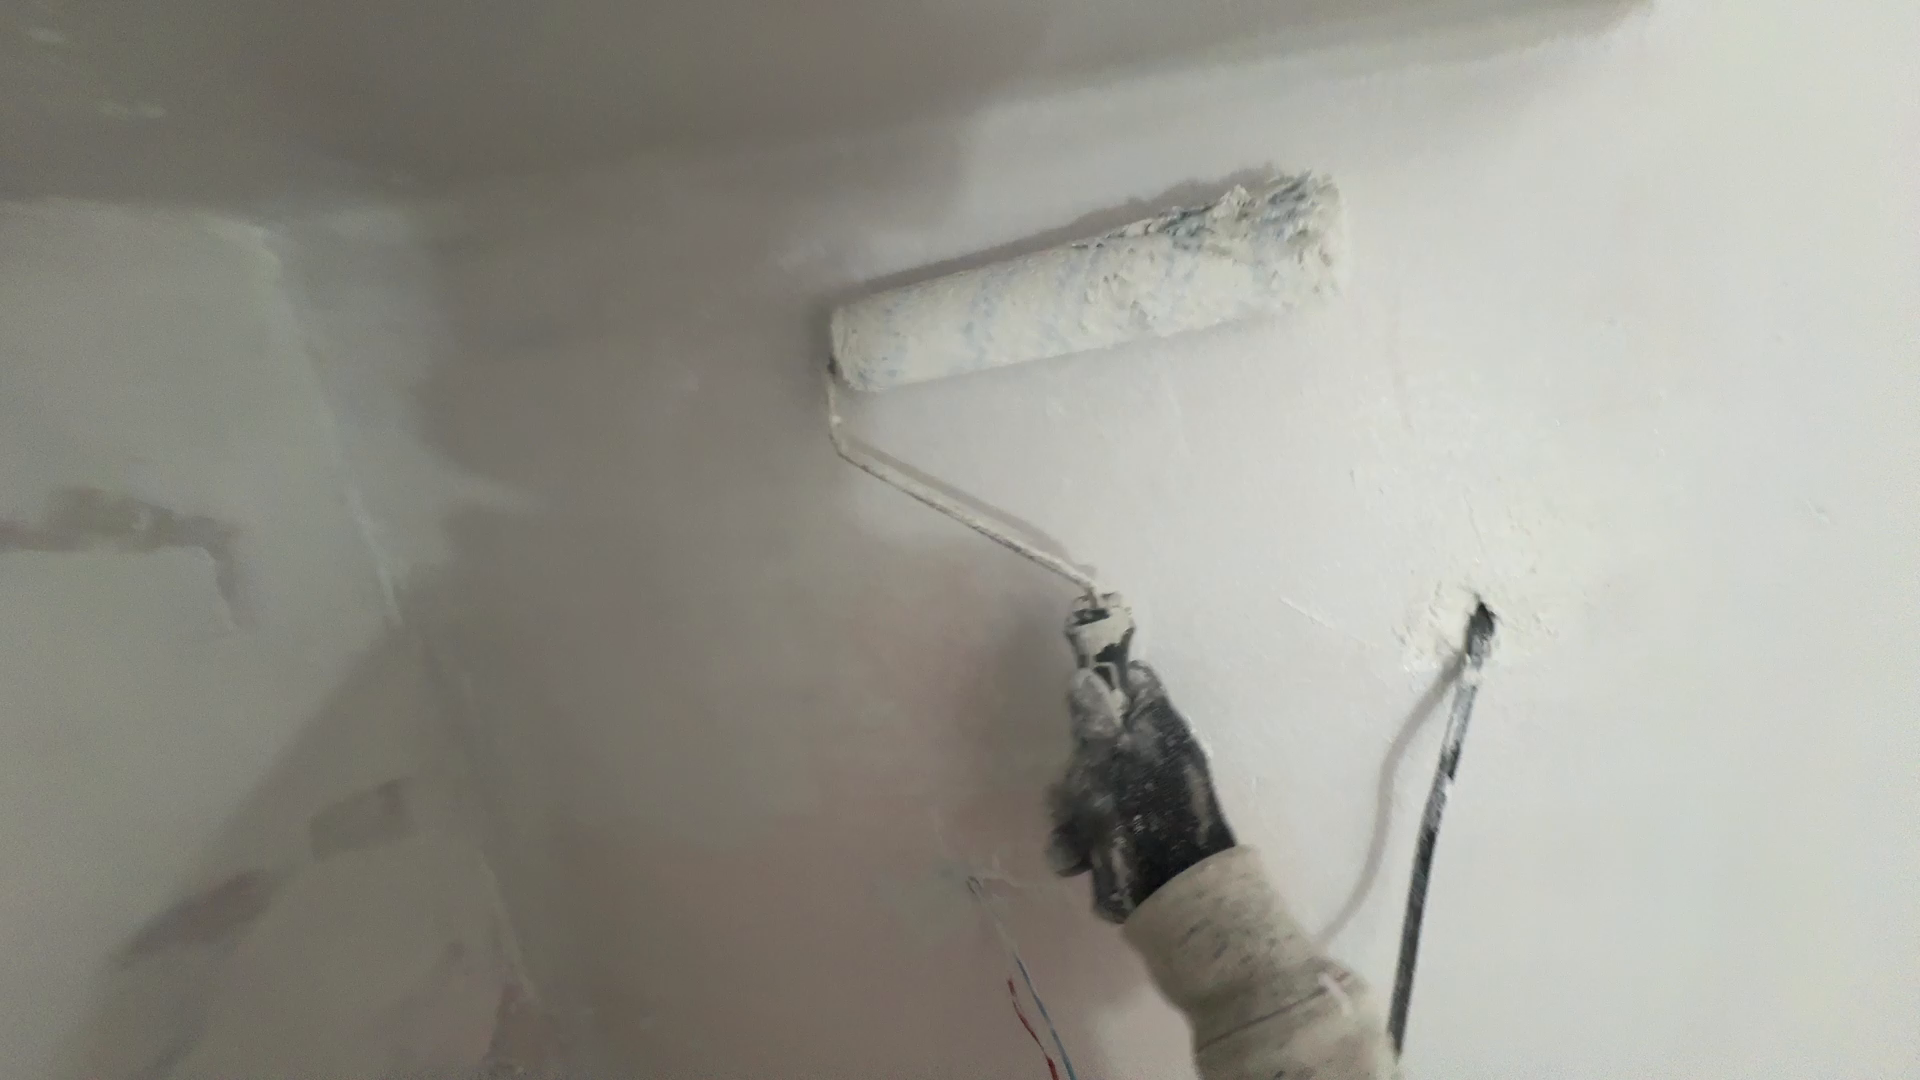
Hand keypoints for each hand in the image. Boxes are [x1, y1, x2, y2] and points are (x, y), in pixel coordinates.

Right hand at [1047, 596, 1235, 921]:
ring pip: (1092, 786)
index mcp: (1158, 728)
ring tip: (1071, 846)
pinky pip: (1099, 824)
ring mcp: (1146, 796)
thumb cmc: (1145, 816)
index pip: (1133, 683)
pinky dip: (1084, 843)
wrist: (1183, 900)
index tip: (1077, 705)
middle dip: (1076, 772)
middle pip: (1101, 738)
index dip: (1103, 685)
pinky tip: (1079, 861)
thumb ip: (1094, 718)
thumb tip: (1084, 675)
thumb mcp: (1110, 759)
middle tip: (1073, 793)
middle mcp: (1154, 756)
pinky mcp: (1138, 833)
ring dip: (1072, 815)